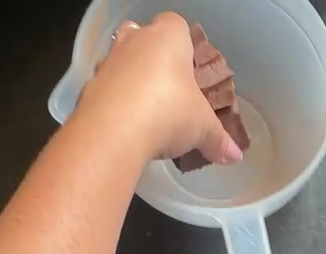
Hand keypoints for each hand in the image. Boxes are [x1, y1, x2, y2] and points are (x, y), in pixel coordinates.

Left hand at [74, 13, 242, 165]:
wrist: (115, 130)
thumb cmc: (169, 111)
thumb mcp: (203, 129)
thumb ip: (218, 139)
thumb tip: (234, 155)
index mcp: (169, 36)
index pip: (178, 26)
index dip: (185, 48)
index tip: (191, 73)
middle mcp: (136, 39)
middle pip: (146, 39)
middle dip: (156, 61)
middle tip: (170, 92)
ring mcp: (110, 60)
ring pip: (123, 62)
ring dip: (134, 82)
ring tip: (149, 115)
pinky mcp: (91, 86)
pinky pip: (108, 90)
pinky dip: (117, 104)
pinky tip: (129, 128)